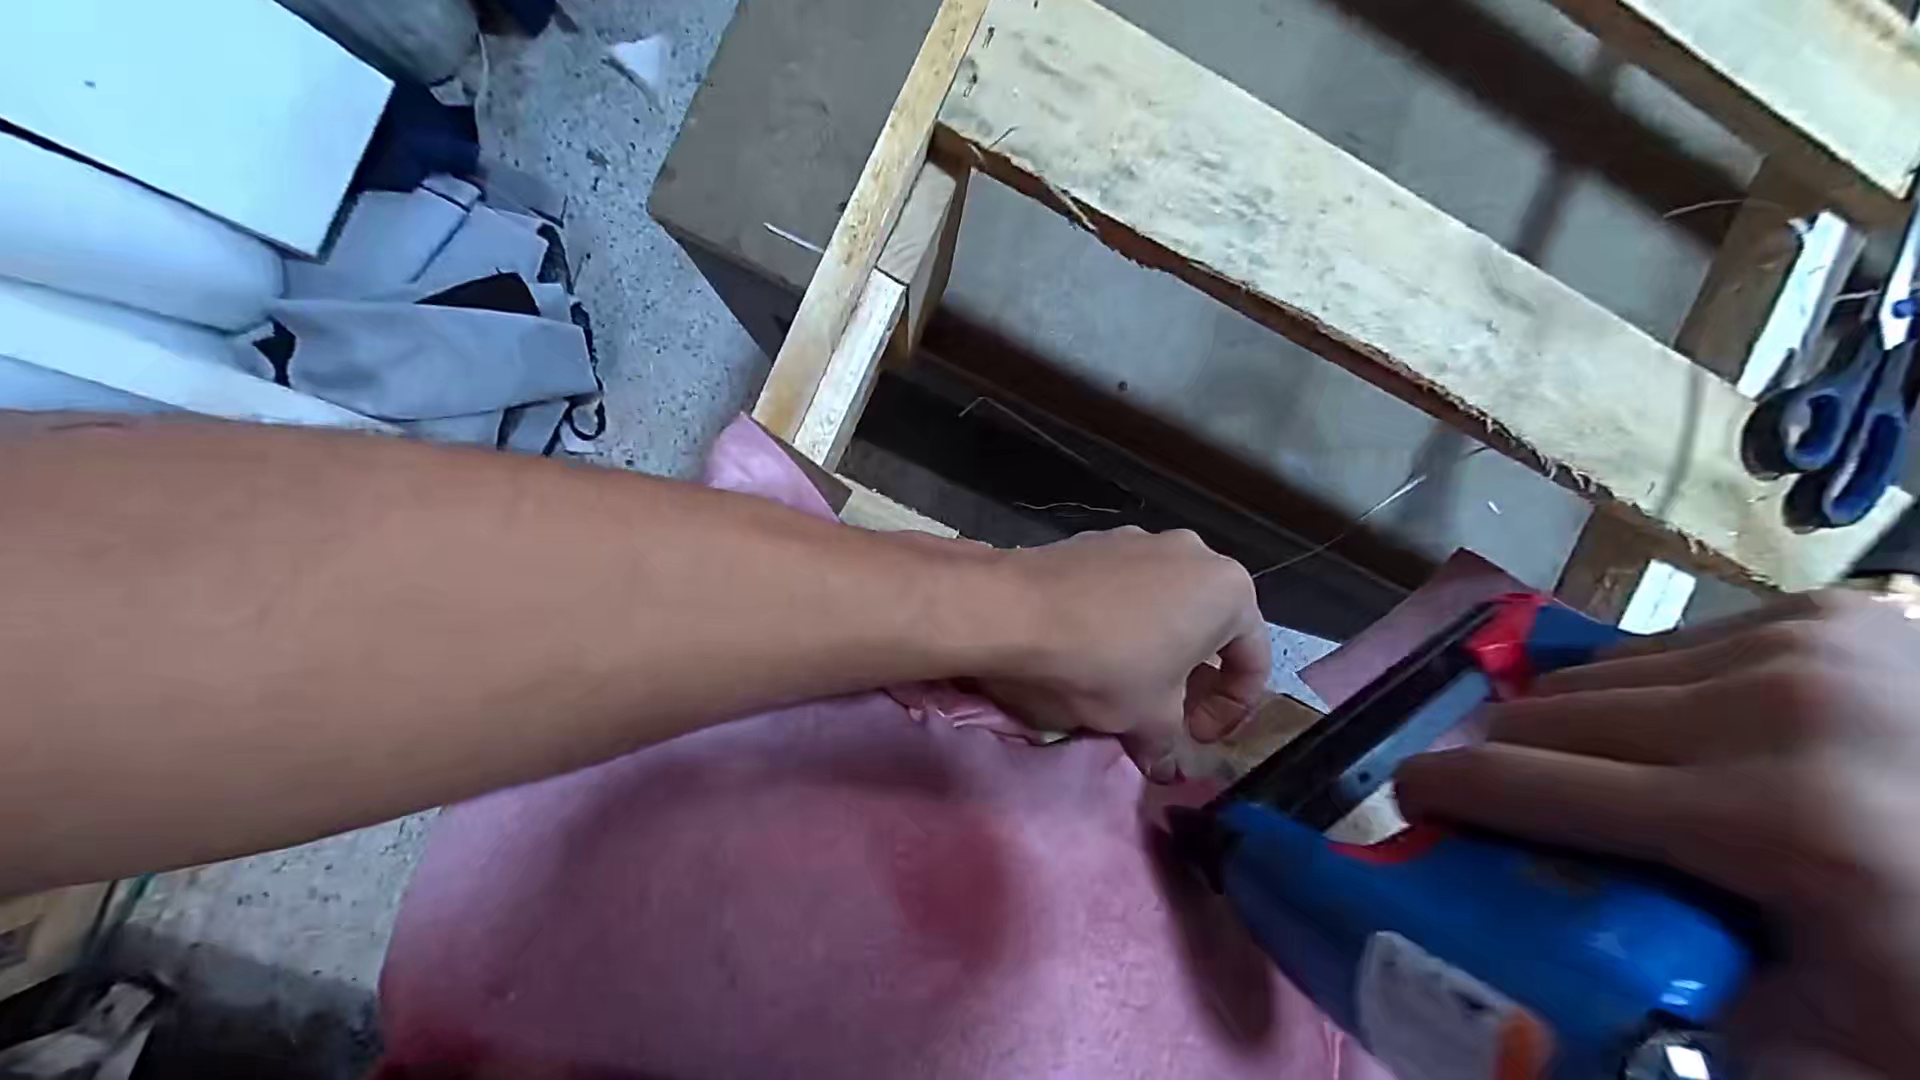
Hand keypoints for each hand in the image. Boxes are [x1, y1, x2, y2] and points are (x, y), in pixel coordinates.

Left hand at [978, 527, 1269, 770]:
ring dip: (1154, 647)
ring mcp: (1138, 537)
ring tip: (1123, 682)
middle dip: (1190, 677)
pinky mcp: (1093, 539)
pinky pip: (1122, 587)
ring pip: (1162, 604)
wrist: (1014, 611)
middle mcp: (1191, 551)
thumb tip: (1161, 767)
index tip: (1196, 736)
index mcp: (1227, 590)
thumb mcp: (1147, 717)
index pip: (1252, 659)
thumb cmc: (1103, 664)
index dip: (1230, 709)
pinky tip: (1089, 645)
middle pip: (1206, 627)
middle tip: (1165, 714)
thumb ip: (1166, 743)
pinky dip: (1119, 620)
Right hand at [1396, 591, 1919, 1077]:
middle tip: (1534, 814)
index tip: (1412, 805)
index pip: (1513, 779)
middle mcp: (1772, 710)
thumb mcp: (1845, 1041)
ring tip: (1628, 778)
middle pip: (1533, 717)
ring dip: (1574, 729)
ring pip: (1581, 677)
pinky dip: (1641, 694)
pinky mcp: (1824, 616)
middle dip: (1509, 765)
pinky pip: (1650, 651)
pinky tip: (1703, 736)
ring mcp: (1799, 648)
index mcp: (1777, 823)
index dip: (1435, 788)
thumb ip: (1680, 1021)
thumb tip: (1535, 996)